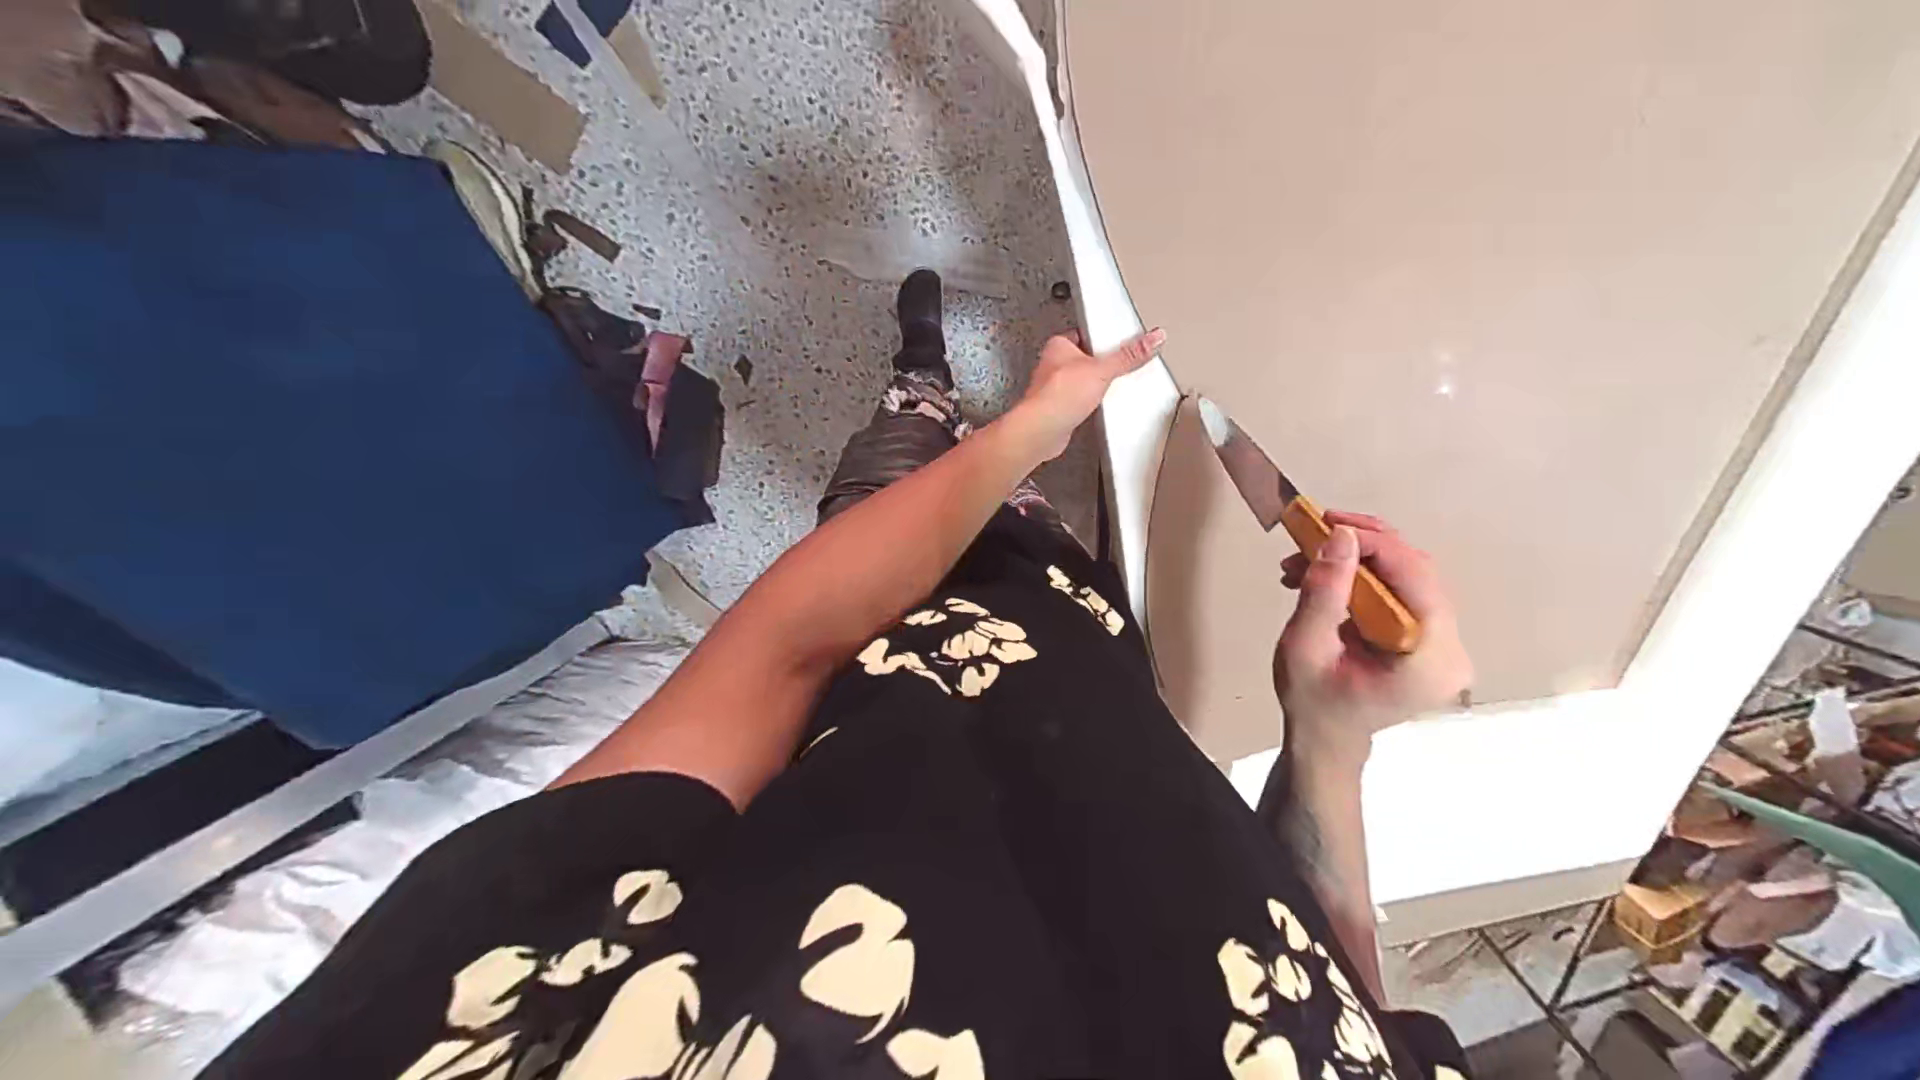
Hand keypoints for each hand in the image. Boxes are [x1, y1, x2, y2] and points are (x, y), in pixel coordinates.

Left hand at [1004, 327, 1164, 460]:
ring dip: (1096, 386)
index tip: (1123, 342)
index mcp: (1059, 344)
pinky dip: (1089, 404)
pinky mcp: (1059, 407)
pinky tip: (1095, 407)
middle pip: (1088, 358)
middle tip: (1118, 368)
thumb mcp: (1103, 370)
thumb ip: (1129, 355)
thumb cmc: (1057, 395)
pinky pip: (1080, 401)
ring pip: (1084, 381)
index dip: (1105, 338)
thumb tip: (1151, 338)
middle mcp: (1054, 364)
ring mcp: (1055, 387)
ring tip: (1106, 389)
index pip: (1087, 333)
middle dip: (1103, 365)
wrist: (1042, 430)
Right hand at [1274, 512, 1471, 765]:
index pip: (1415, 579)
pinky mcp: (1428, 638)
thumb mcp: (1305, 647)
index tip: (1326, 525)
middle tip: (1315, 530)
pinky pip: (1403, 590)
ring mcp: (1444, 643)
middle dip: (1364, 544)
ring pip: (1410, 576)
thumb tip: (1341, 536)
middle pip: (1418, 572)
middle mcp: (1451, 648)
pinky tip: (1328, 574)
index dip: (1374, 545)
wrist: (1325, 738)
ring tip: (1308, 556)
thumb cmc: (1312, 701)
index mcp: (1429, 658)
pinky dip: (1364, 574)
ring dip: (1359, 557)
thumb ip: (1324, 593)